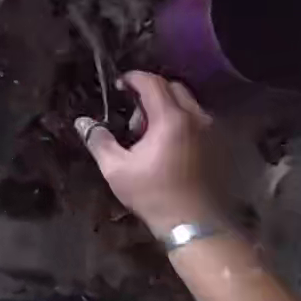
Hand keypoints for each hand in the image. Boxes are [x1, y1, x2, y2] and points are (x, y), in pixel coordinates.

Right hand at [77, 71, 221, 236]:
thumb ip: (98, 140)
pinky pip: (196, 119)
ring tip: (145, 132)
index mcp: (171, 119)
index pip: (153, 83)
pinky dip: (178, 120)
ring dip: (165, 107)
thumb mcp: (115, 167)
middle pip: (173, 88)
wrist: (194, 222)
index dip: (133, 78)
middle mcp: (197, 118)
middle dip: (150, 92)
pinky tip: (163, 143)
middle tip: (130, 112)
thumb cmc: (152, 193)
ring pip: (187, 103)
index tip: (118, 85)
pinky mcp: (218, 144)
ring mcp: (212, 131)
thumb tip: (82, 122)